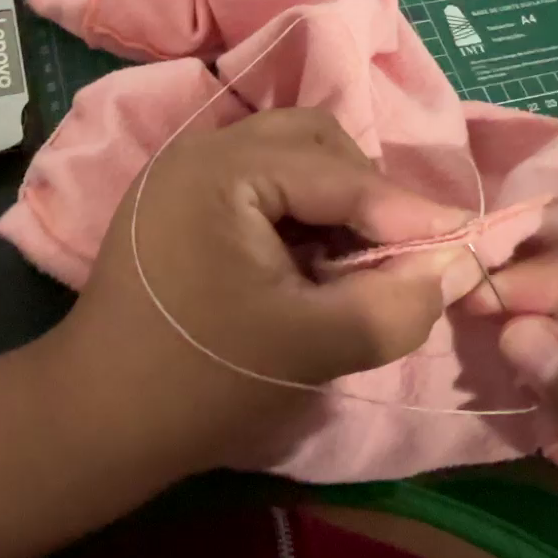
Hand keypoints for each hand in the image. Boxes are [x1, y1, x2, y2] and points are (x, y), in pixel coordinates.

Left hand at [42, 109, 489, 474]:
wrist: (95, 418)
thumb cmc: (199, 380)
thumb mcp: (309, 347)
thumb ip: (392, 304)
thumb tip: (453, 266)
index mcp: (221, 169)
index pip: (337, 172)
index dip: (405, 210)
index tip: (462, 242)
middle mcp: (198, 150)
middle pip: (310, 139)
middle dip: (364, 190)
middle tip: (395, 249)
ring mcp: (182, 171)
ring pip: (285, 155)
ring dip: (331, 197)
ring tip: (351, 257)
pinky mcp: (177, 200)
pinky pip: (256, 180)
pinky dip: (295, 210)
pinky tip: (306, 259)